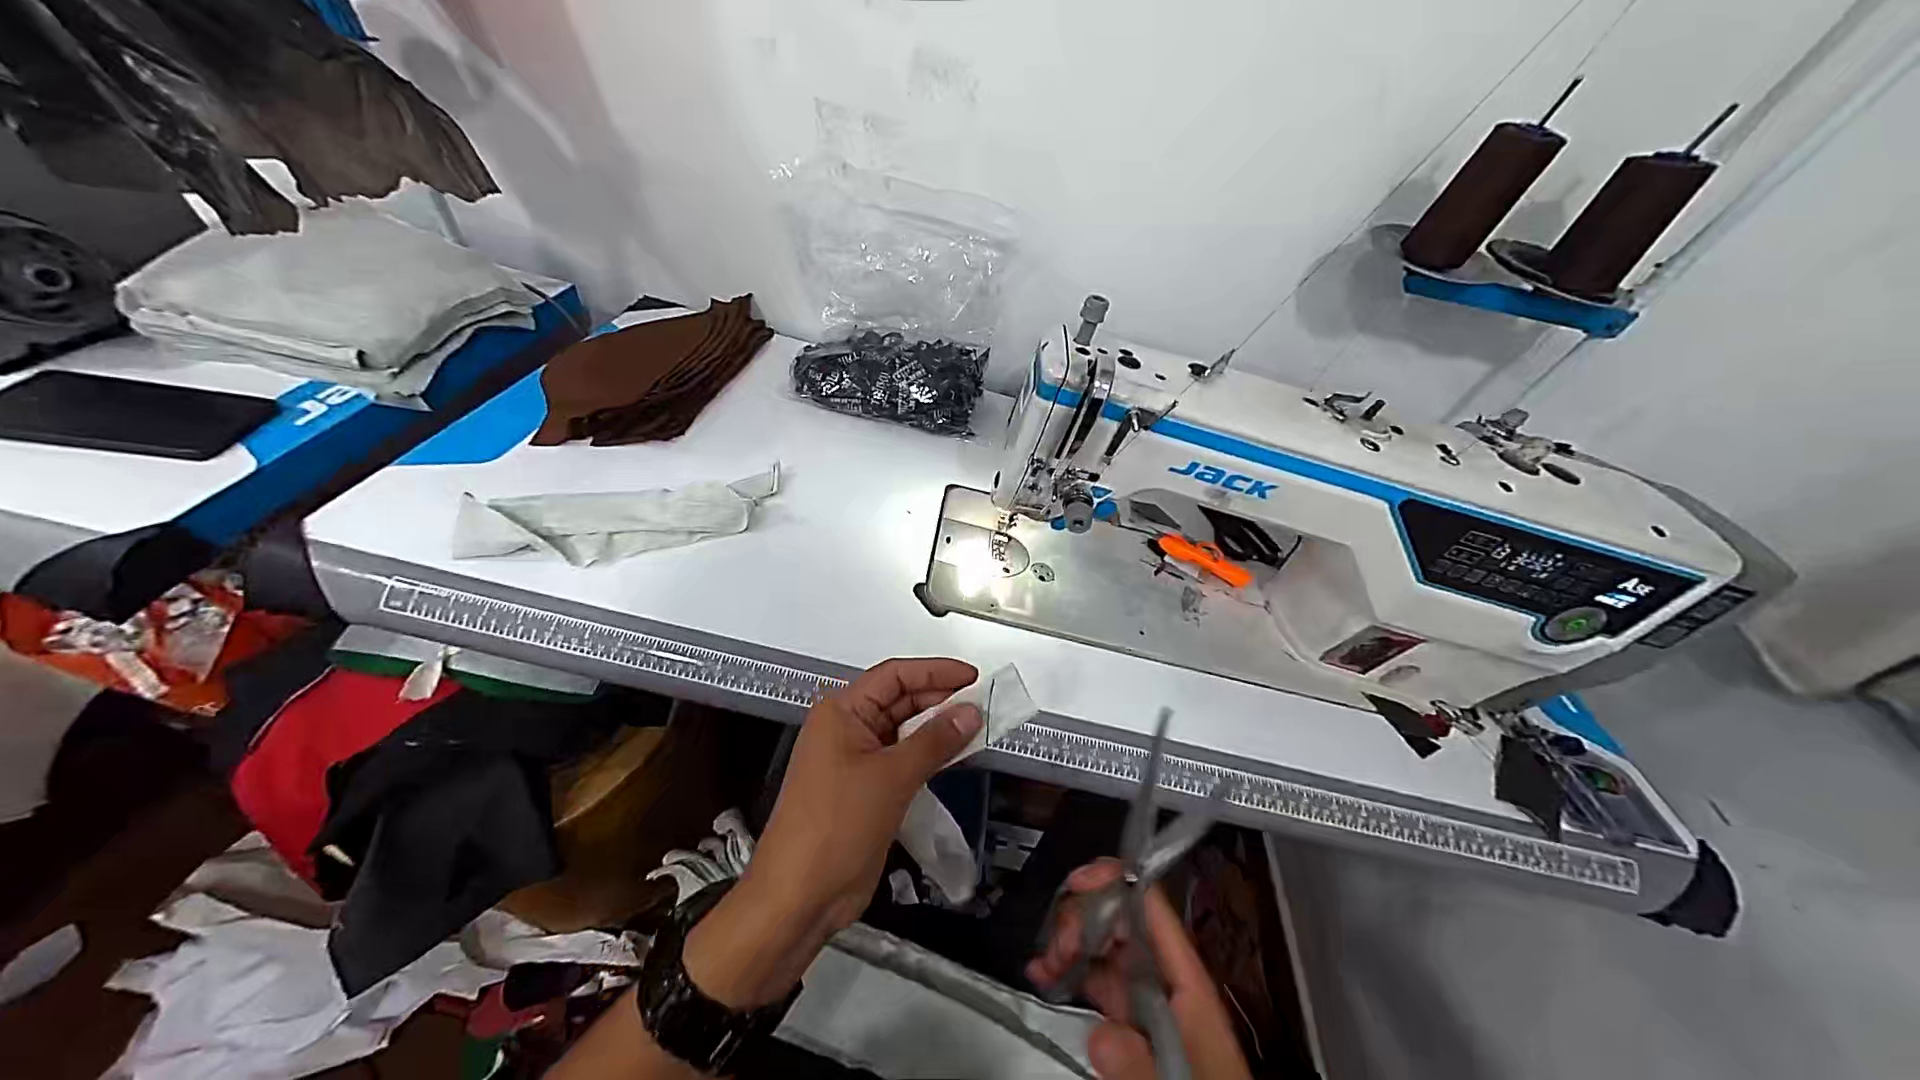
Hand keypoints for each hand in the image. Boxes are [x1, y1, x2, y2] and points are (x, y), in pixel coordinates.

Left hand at [684, 657, 982, 1007]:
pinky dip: (929, 755)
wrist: (800, 895)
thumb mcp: (891, 777)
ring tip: (976, 727)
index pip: (894, 676)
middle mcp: (846, 730)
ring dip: (937, 729)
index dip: (934, 671)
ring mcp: (856, 760)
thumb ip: (934, 741)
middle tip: (981, 704)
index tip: (970, 676)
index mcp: (840, 713)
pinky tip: (955, 756)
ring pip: (904, 731)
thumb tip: (968, 713)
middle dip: (940, 700)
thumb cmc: (831, 829)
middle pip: (900, 700)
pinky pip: (903, 759)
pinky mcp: (867, 789)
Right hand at [1027, 861, 1252, 1079]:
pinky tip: (1045, 974)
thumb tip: (1102, 1035)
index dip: (1115, 885)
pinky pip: (1097, 983)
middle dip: (1082, 921)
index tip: (1078, 885)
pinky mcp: (1131, 1026)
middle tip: (1057, 949)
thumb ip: (1140, 1066)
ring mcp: (1147, 1003)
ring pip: (1104, 950)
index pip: (1153, 911)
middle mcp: (1166, 983)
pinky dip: (1070, 972)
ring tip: (1045, 965)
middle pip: (1121, 924)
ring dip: (1070, 945)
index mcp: (1187, 985)